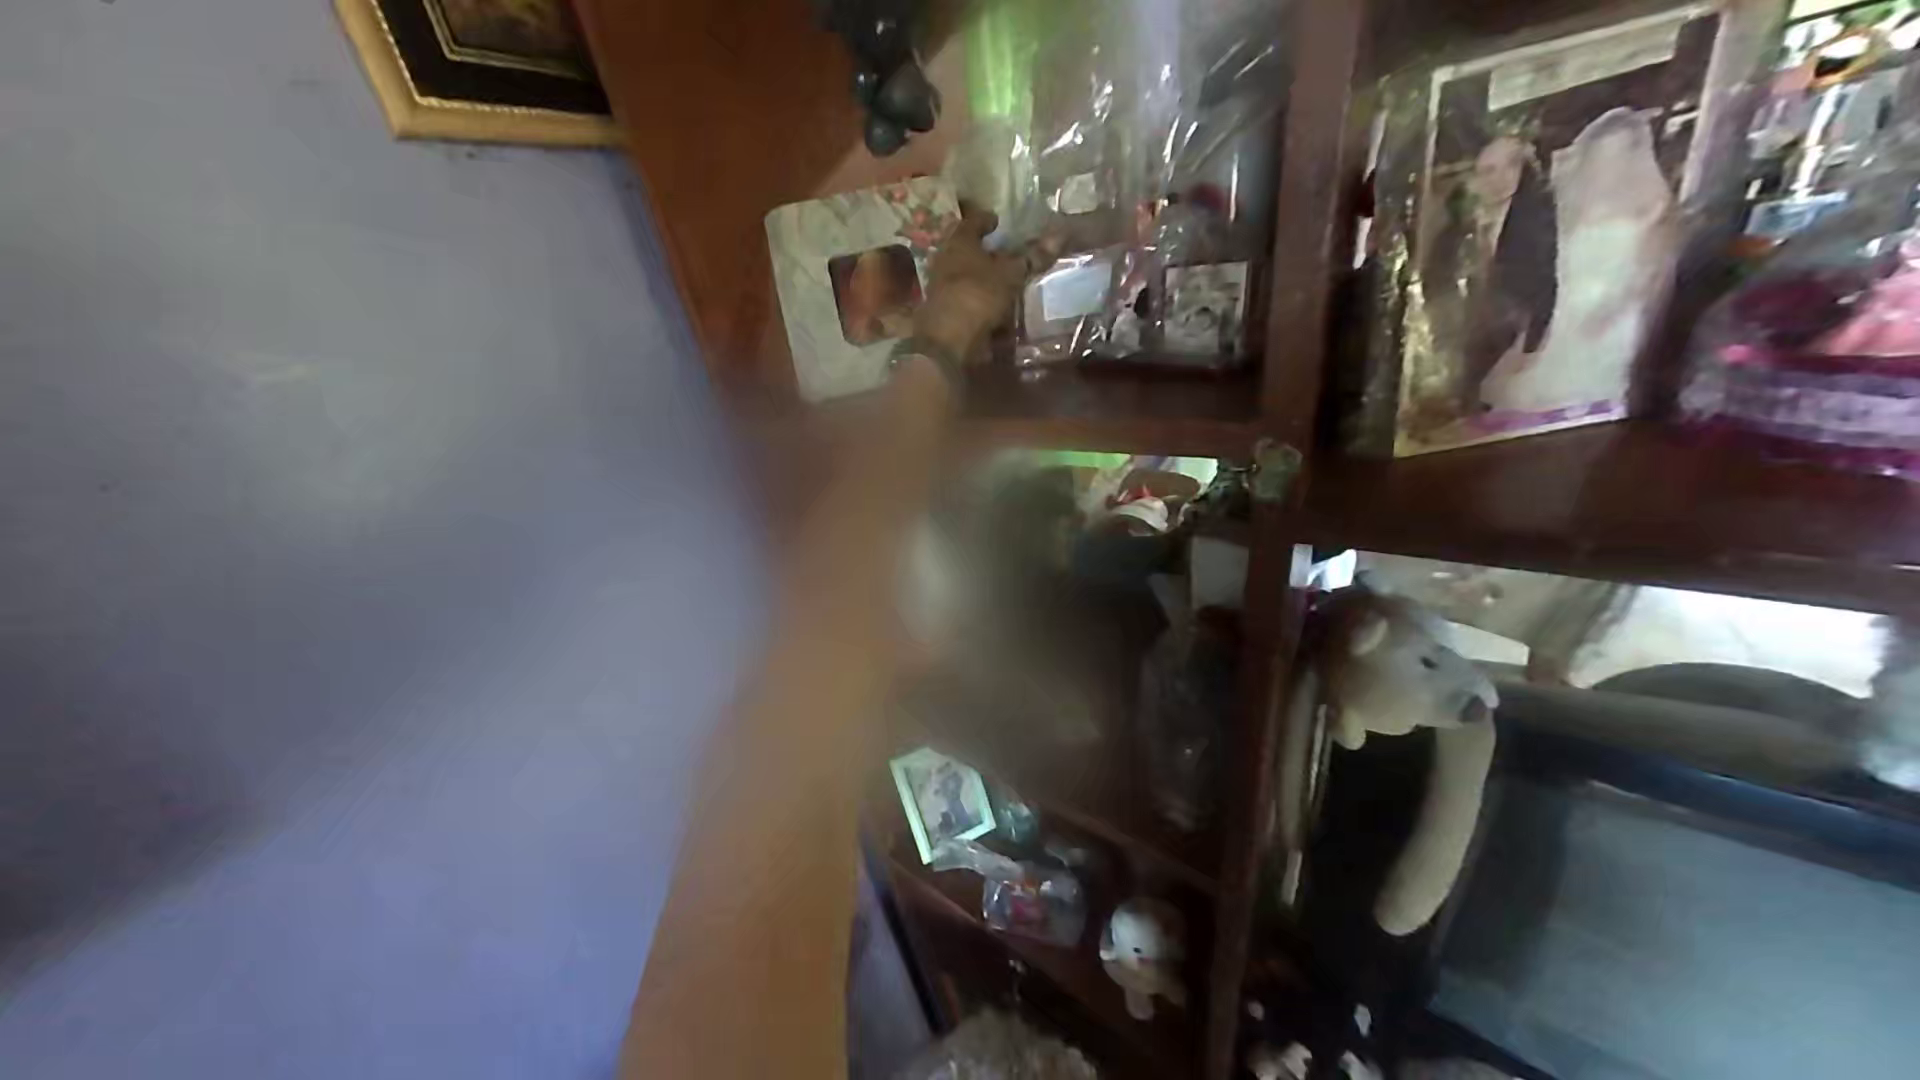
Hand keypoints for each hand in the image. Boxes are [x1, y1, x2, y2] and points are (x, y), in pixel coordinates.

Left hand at [913, 206, 1059, 362]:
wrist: (948, 340)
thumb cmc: (978, 295)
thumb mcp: (1010, 275)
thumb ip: (1032, 258)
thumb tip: (1060, 235)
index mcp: (958, 242)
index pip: (972, 222)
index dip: (985, 219)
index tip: (997, 220)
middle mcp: (944, 261)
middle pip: (963, 249)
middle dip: (981, 250)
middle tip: (1000, 251)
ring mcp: (941, 288)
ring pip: (962, 275)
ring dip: (979, 276)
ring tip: (999, 280)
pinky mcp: (943, 312)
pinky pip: (964, 299)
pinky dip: (978, 300)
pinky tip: (992, 307)